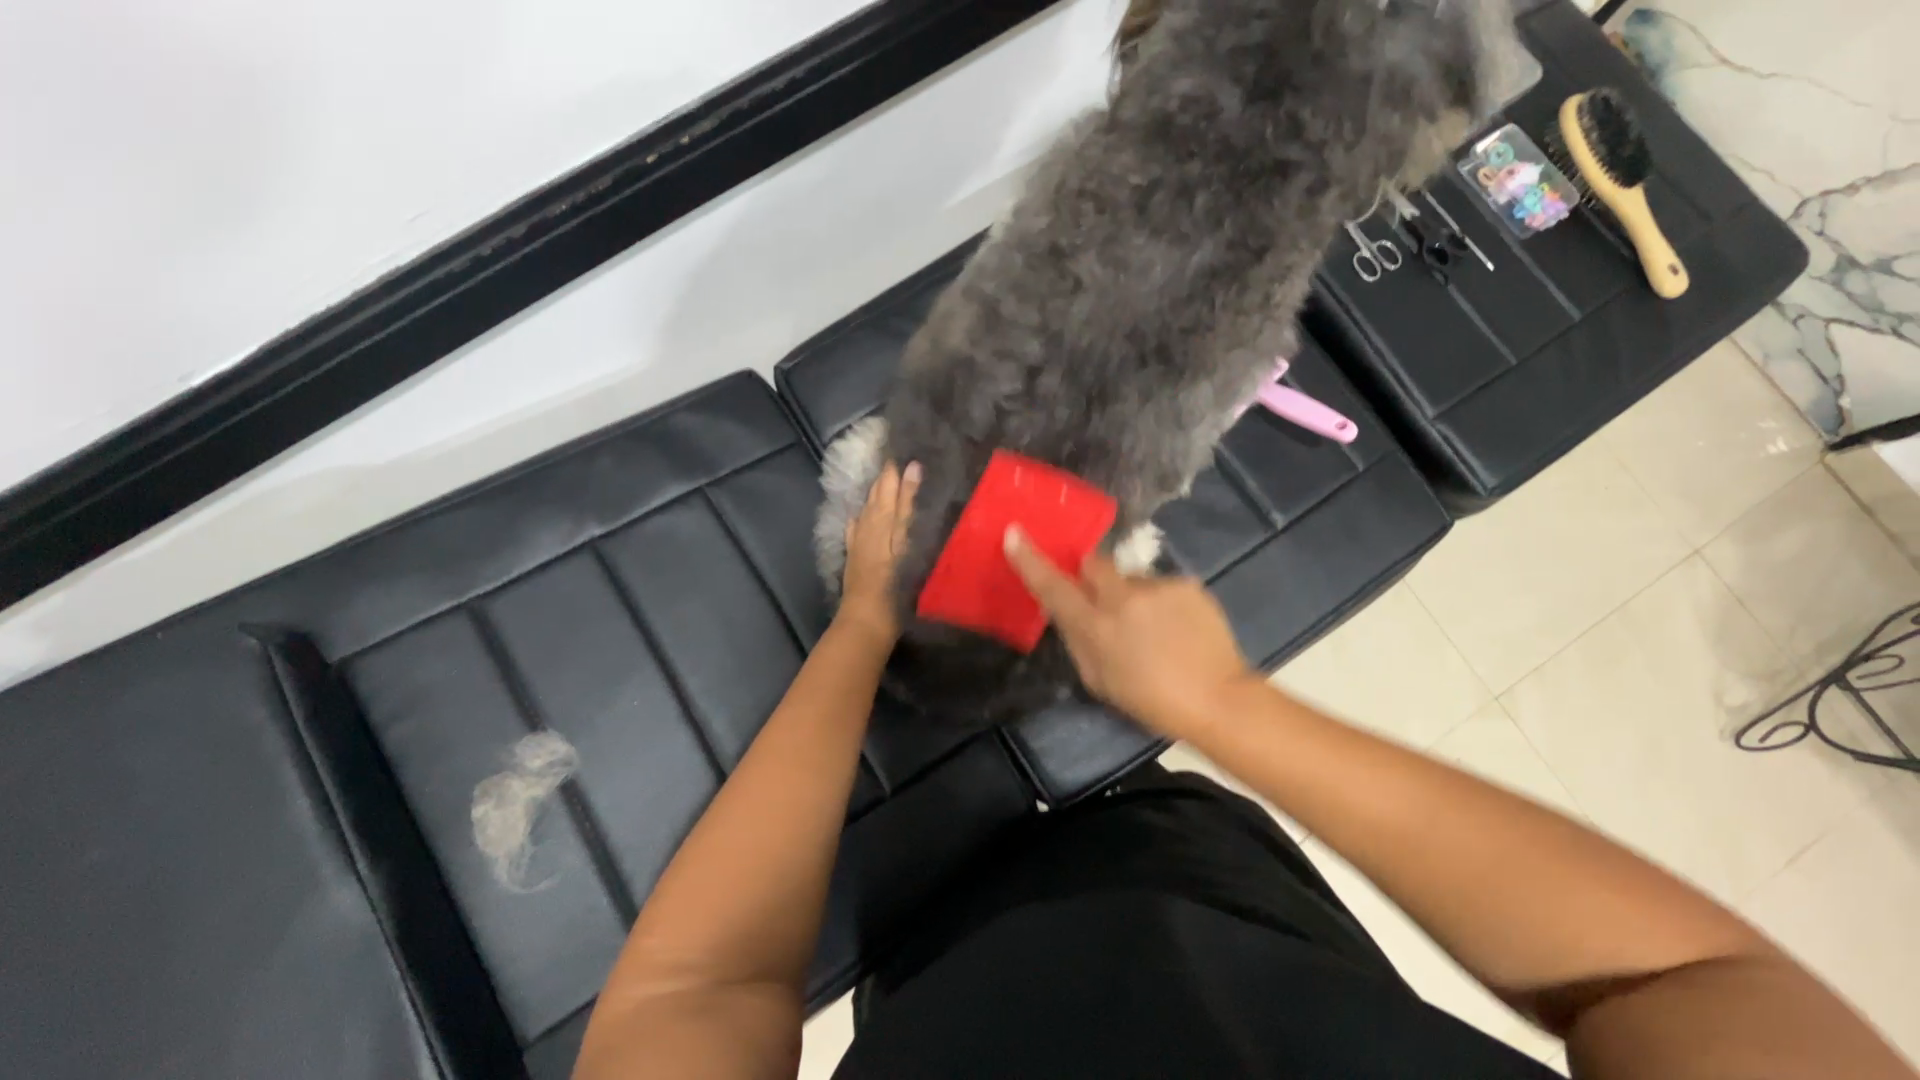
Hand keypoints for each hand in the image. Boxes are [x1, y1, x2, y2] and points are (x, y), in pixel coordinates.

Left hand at [837, 461, 920, 642]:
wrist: (867, 619)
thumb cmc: (896, 583)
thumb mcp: (907, 540)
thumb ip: (908, 504)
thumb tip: (912, 467)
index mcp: (883, 519)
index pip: (891, 484)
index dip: (897, 466)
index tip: (907, 445)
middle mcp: (869, 526)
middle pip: (879, 495)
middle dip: (887, 475)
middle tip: (898, 455)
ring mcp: (861, 543)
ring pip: (868, 510)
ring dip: (877, 493)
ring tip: (886, 478)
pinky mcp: (856, 560)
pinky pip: (857, 530)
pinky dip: (862, 518)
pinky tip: (860, 515)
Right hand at [1004, 526, 1257, 739]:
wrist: (1219, 700)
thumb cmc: (1152, 702)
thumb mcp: (1099, 681)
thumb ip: (1079, 640)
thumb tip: (1067, 612)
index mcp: (1096, 628)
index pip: (1053, 587)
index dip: (1030, 559)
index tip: (1014, 533)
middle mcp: (1123, 599)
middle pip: (1093, 564)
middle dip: (1091, 576)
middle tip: (1103, 603)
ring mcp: (1158, 588)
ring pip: (1130, 579)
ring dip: (1132, 597)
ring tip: (1155, 632)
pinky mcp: (1187, 584)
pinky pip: (1161, 587)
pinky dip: (1162, 604)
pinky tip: (1177, 630)